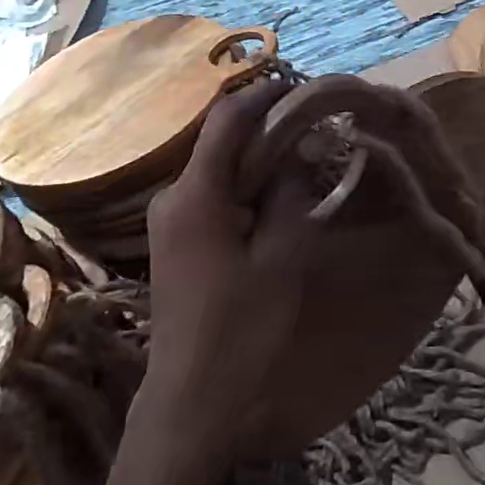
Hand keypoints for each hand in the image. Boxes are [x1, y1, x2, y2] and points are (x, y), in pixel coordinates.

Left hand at [141, 83, 321, 458]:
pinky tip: (278, 205)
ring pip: (219, 172)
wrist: (192, 396)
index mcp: (194, 195)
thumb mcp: (283, 255)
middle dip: (268, 132)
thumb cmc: (242, 326)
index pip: (227, 120)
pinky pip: (213, 197)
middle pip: (221, 144)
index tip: (304, 88)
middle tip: (316, 133)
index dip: (264, 96)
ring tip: (305, 166)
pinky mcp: (175, 242)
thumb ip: (291, 192)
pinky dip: (246, 190)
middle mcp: (172, 198)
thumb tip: (300, 146)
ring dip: (260, 164)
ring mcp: (168, 221)